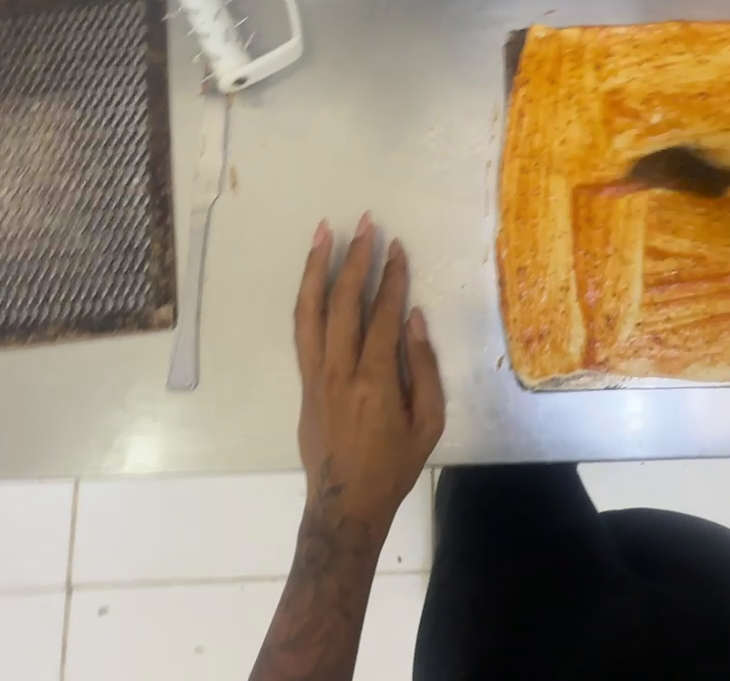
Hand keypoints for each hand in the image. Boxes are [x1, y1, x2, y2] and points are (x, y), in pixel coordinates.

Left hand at [292, 214, 445, 551]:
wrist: (345, 505)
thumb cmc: (394, 465)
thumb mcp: (428, 423)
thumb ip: (423, 368)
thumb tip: (414, 319)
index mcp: (375, 381)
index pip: (383, 315)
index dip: (392, 278)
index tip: (397, 247)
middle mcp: (339, 370)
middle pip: (344, 302)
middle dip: (356, 258)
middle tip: (366, 223)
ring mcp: (315, 374)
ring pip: (311, 310)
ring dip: (317, 267)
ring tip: (324, 232)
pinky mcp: (303, 381)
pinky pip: (302, 330)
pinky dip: (306, 296)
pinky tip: (312, 275)